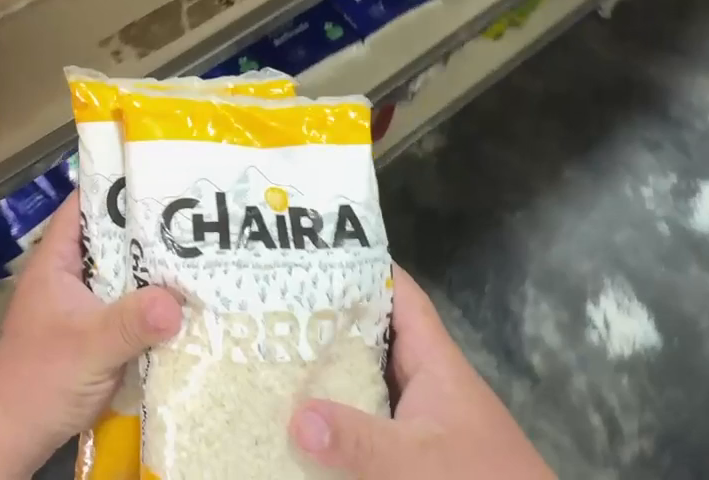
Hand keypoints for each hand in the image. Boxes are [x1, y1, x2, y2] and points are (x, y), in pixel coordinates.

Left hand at [0, 193, 182, 477]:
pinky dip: (152, 303)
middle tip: (195, 216)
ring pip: (123, 273)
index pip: (83, 205)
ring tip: (201, 254)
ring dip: (154, 269)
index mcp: (57, 260)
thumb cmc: (40, 378)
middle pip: (111, 238)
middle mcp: (70, 274)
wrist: (13, 434)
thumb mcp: (89, 346)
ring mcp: (82, 304)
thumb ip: (131, 322)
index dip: (115, 186)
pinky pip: (129, 305)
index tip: (157, 175)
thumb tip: (177, 301)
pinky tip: (185, 303)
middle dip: (148, 228)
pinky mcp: (95, 333)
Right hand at [290, 266, 553, 478]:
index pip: (399, 293)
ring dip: (329, 367)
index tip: (313, 250)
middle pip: (372, 334)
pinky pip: (369, 418)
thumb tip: (296, 416)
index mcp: (434, 360)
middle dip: (327, 317)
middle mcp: (426, 381)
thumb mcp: (417, 462)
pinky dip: (339, 413)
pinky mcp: (416, 452)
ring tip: (275, 349)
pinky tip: (303, 416)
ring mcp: (421, 418)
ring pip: (367, 378)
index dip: (362, 265)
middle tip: (273, 300)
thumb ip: (359, 440)